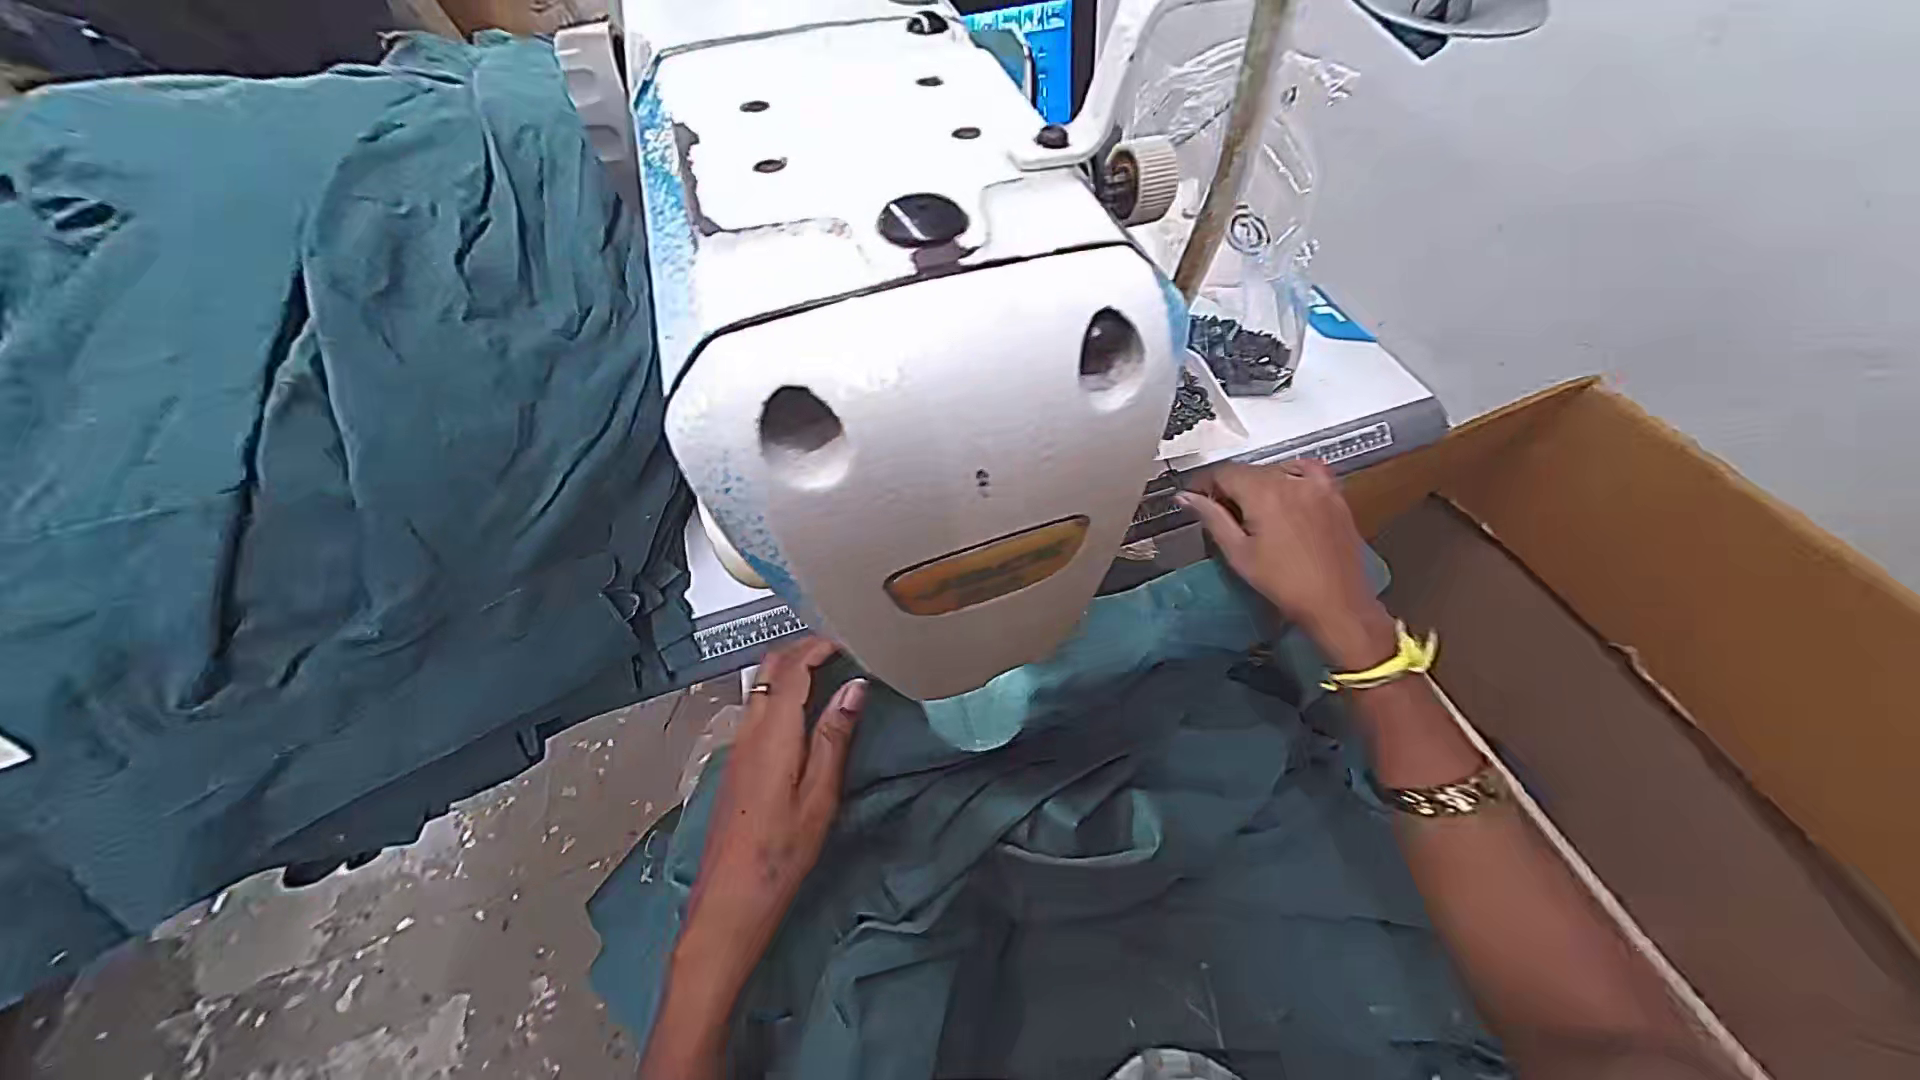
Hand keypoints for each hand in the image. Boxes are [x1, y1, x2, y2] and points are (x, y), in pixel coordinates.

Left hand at [642, 637, 867, 1079]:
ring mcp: (736, 746)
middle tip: (842, 648)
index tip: (849, 636)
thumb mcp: (819, 795)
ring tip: (830, 671)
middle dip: (804, 648)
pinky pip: (758, 707)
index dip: (819, 644)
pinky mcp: (735, 763)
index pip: (792, 667)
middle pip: (771, 668)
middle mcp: (747, 730)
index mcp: (771, 733)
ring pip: (762, 686)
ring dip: (792, 668)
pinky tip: (805, 709)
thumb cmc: (781, 853)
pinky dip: (783, 691)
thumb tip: (854, 687)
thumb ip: (834, 736)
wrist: (726, 904)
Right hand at [1177, 459, 1395, 667]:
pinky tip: (1285, 490)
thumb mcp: (1238, 552)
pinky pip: (1309, 470)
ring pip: (1275, 470)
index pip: (1224, 472)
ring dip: (1257, 483)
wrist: (1336, 602)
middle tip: (1219, 511)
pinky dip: (1292, 475)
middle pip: (1249, 470)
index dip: (1204, 483)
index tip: (1196, 498)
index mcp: (1263, 493)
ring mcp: (1317, 486)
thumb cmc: (1282, 582)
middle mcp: (1291, 481)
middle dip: (1229, 486)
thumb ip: (1211, 517)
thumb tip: (1186, 497)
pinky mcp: (1334, 496)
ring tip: (1251, 508)